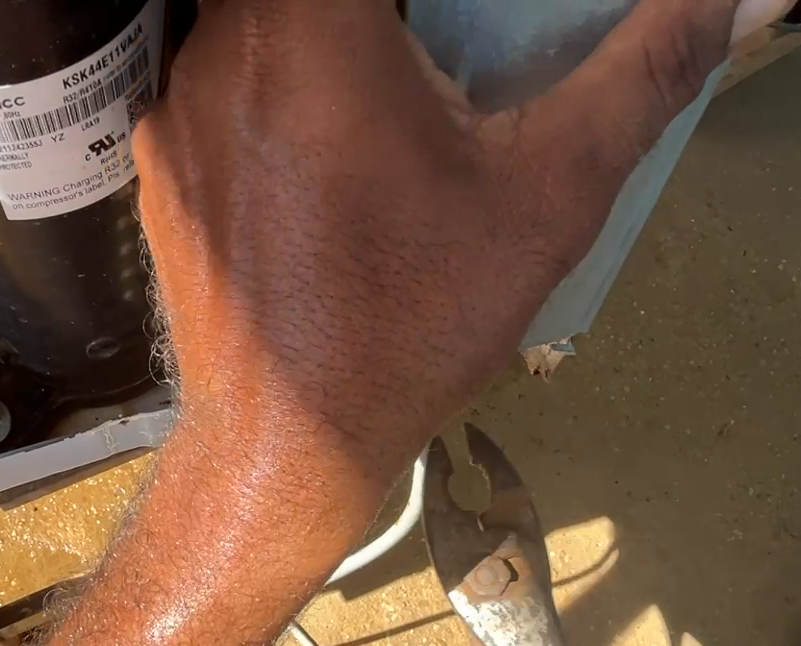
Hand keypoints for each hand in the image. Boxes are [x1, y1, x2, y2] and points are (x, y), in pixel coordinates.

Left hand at [135, 0, 743, 515]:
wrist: (290, 445)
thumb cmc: (410, 329)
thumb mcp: (546, 201)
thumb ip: (640, 76)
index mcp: (307, 22)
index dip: (435, 4)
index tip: (451, 33)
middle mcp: (216, 48)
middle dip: (379, 23)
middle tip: (427, 62)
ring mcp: (173, 118)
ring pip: (255, 29)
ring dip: (321, 47)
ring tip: (375, 123)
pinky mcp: (160, 180)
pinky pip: (216, 99)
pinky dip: (269, 103)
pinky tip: (312, 175)